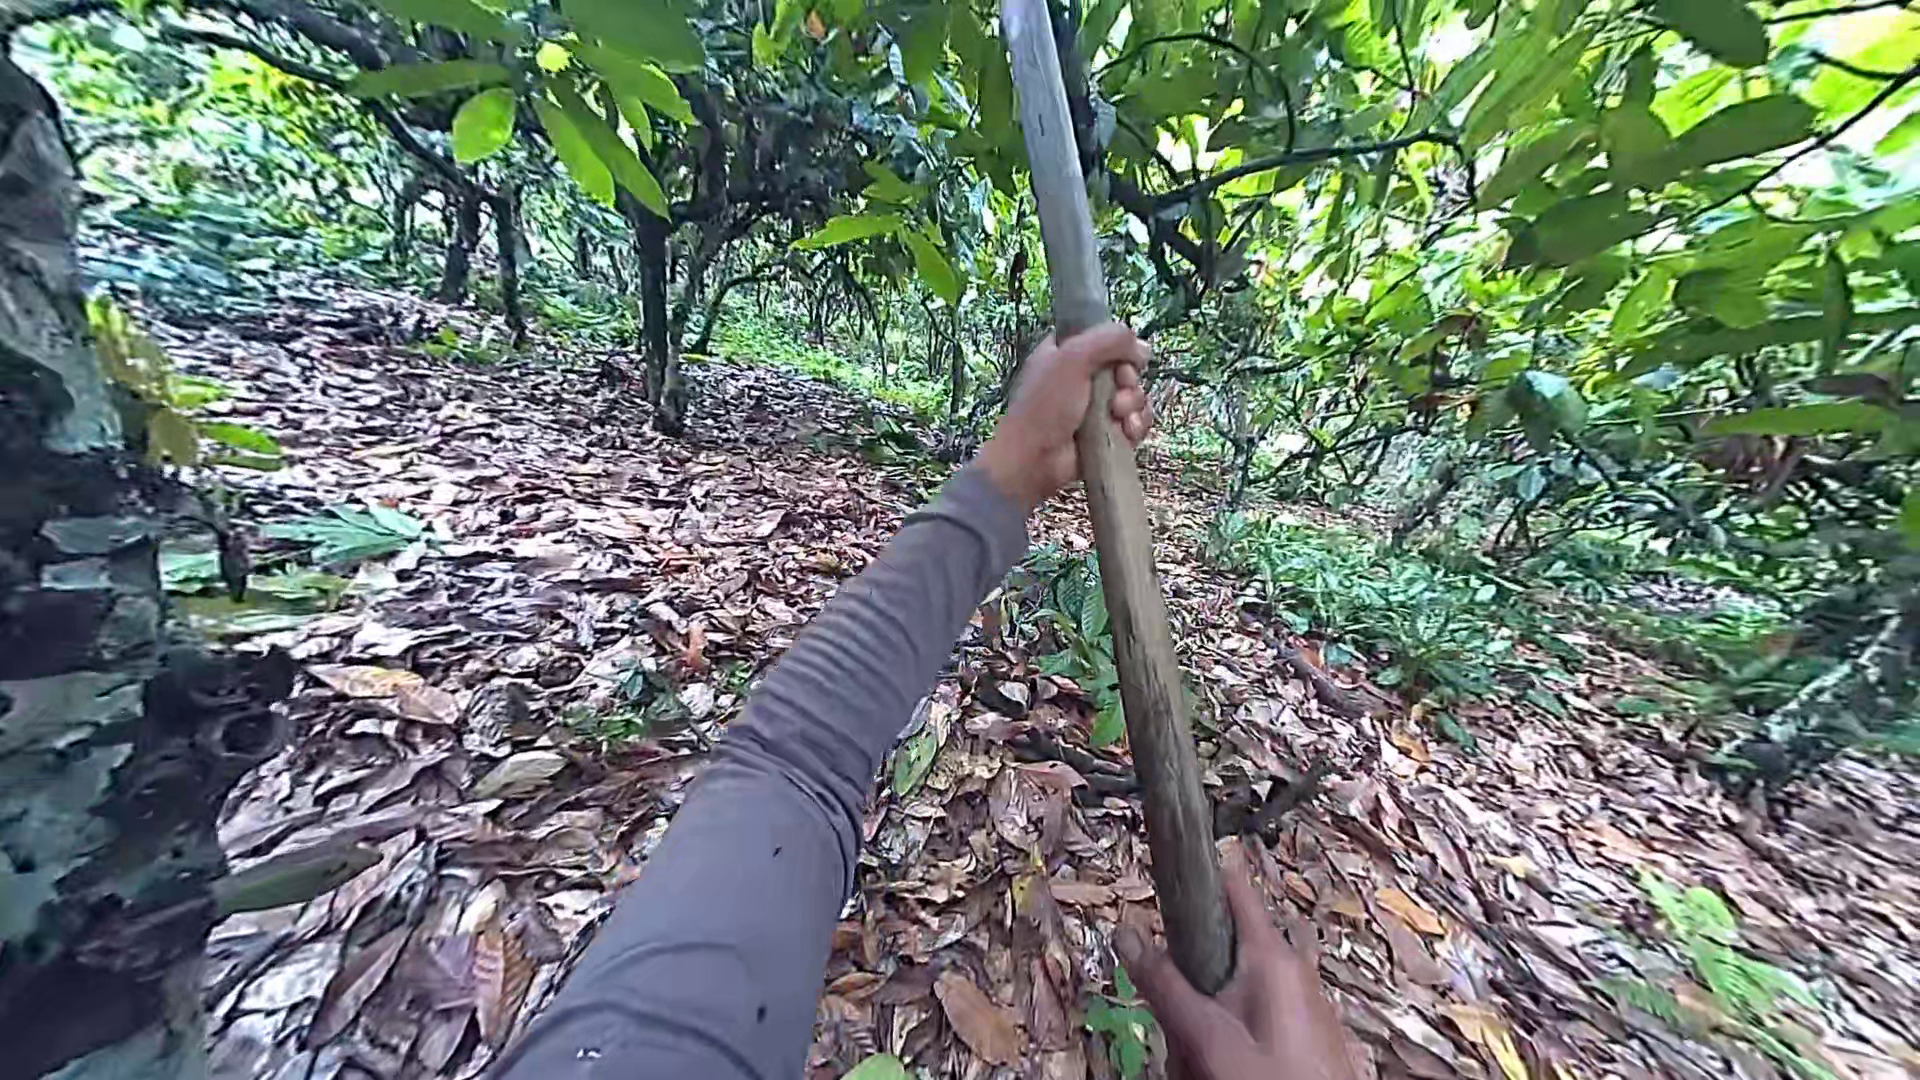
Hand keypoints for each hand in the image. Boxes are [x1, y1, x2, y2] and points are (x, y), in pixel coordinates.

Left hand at [977, 322, 1151, 512]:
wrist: (1034, 459)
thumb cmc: (1046, 405)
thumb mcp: (1072, 357)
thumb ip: (1110, 339)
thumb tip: (1144, 349)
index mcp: (1066, 353)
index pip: (1105, 338)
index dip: (1119, 347)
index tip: (1120, 359)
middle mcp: (1081, 378)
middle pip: (1125, 367)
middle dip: (1128, 381)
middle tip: (1117, 393)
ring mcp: (1094, 408)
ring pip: (1133, 396)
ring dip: (1132, 405)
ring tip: (1117, 416)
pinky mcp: (1105, 434)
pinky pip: (1134, 423)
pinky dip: (1134, 426)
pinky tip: (1125, 431)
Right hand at [1116, 841, 1359, 1079]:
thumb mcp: (1208, 1039)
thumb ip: (1164, 984)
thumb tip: (1123, 930)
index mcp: (1272, 954)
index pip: (1231, 882)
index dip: (1196, 872)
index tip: (1162, 879)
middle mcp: (1293, 967)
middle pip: (1226, 940)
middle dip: (1193, 970)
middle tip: (1176, 1013)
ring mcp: (1304, 1001)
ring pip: (1236, 981)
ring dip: (1209, 1007)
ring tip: (1196, 1051)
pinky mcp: (1308, 1033)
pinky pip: (1257, 1011)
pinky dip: (1233, 1027)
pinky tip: (1221, 1062)